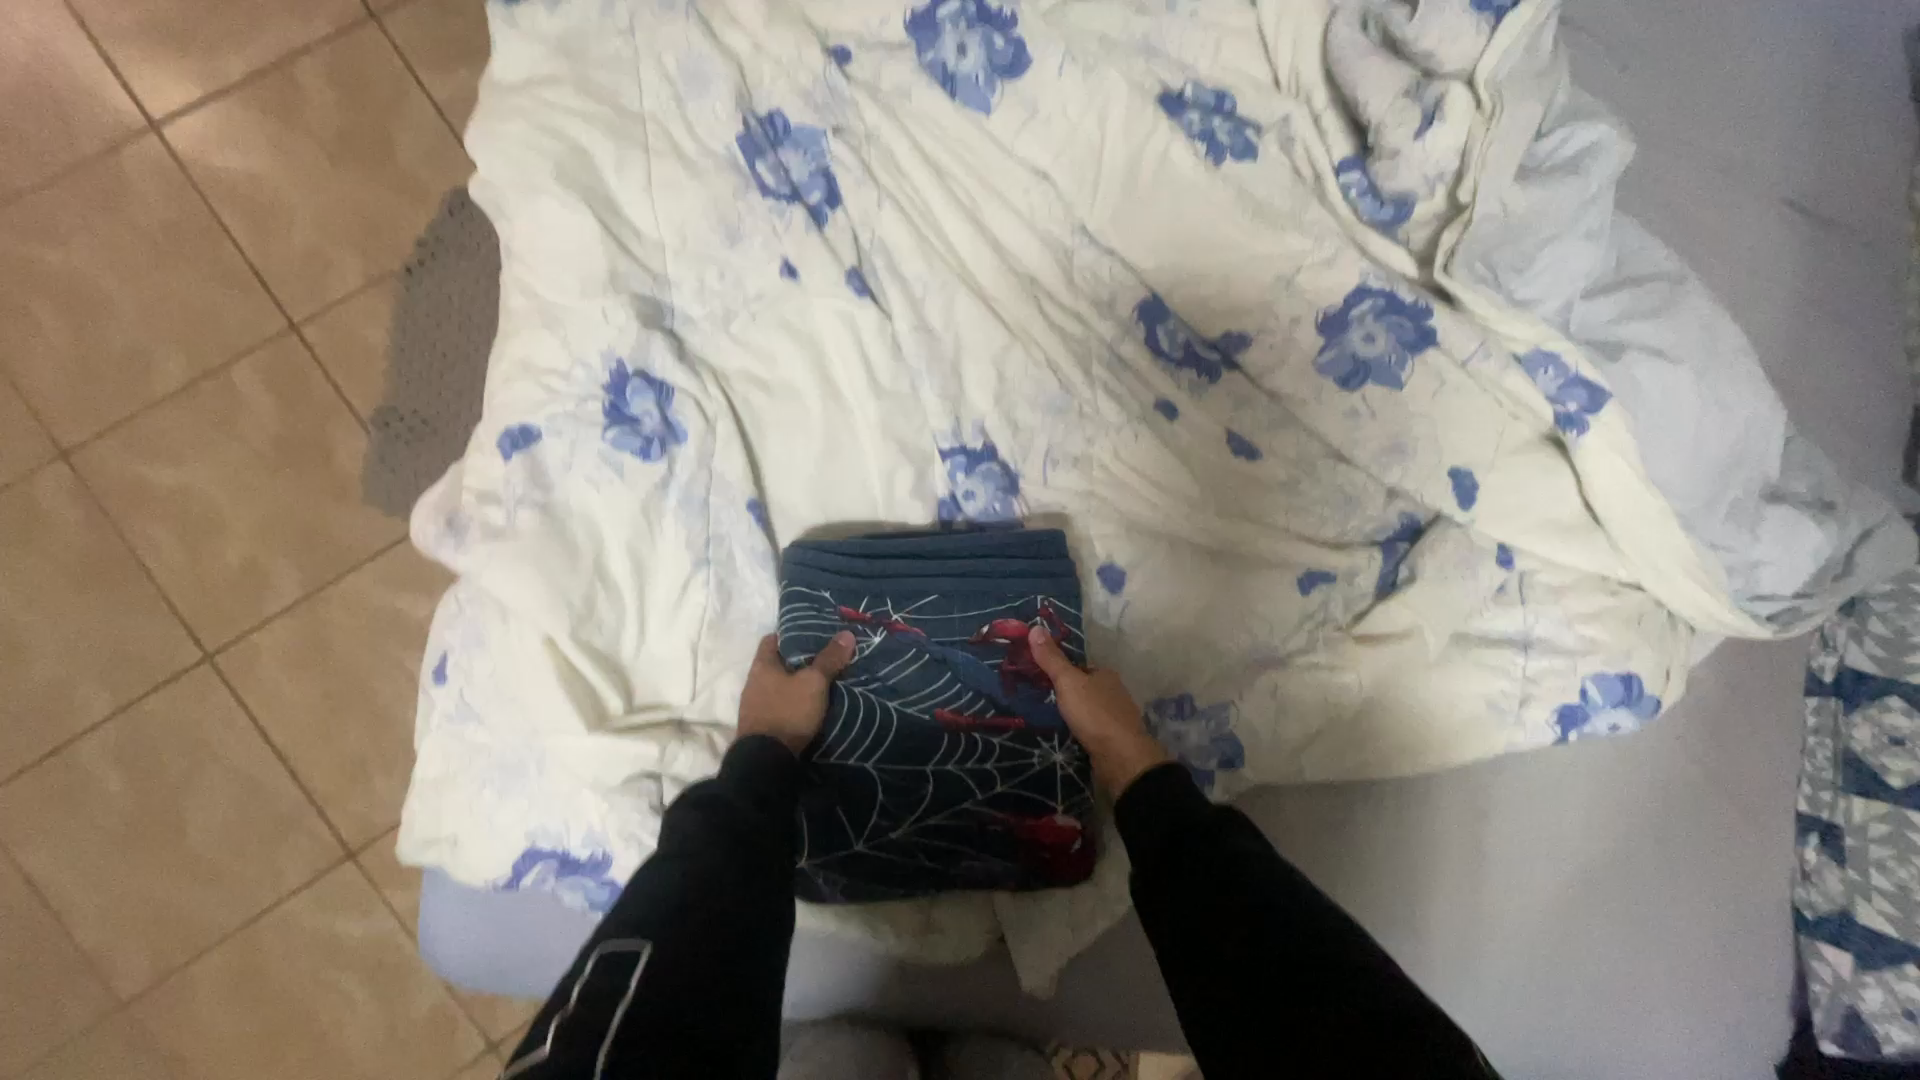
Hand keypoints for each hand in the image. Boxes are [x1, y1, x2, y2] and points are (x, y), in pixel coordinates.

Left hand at [737, 631, 855, 754]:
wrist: (766, 760)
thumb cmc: (788, 712)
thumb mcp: (814, 683)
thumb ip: (829, 659)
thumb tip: (847, 633)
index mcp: (762, 665)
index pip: (773, 639)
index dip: (792, 634)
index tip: (814, 635)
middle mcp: (754, 681)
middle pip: (779, 663)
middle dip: (800, 660)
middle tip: (827, 657)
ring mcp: (755, 705)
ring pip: (780, 685)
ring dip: (798, 684)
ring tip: (824, 682)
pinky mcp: (762, 725)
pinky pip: (781, 704)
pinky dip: (795, 702)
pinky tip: (812, 705)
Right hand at [1028, 624, 1171, 798]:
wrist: (1121, 757)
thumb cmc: (1094, 714)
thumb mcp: (1068, 682)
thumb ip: (1052, 659)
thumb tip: (1035, 626)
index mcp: (1105, 675)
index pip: (1080, 667)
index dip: (1062, 671)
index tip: (1042, 678)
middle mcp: (1115, 692)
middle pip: (1087, 688)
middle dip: (1069, 693)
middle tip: (1043, 699)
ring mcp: (1117, 717)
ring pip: (1092, 709)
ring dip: (1077, 713)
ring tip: (1054, 718)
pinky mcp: (1116, 740)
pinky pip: (1095, 729)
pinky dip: (1084, 730)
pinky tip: (1072, 735)